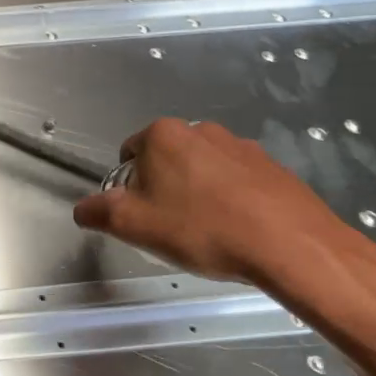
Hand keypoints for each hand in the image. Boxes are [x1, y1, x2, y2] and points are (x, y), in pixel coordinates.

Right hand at [73, 118, 359, 282]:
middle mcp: (201, 130)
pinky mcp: (274, 167)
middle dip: (164, 189)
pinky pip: (238, 181)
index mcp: (163, 135)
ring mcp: (242, 146)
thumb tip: (84, 208)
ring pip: (204, 170)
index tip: (143, 217)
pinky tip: (241, 231)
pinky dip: (233, 200)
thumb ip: (98, 212)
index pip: (128, 155)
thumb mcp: (133, 226)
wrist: (292, 246)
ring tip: (211, 233)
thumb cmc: (203, 230)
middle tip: (173, 228)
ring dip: (199, 194)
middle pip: (167, 160)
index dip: (128, 189)